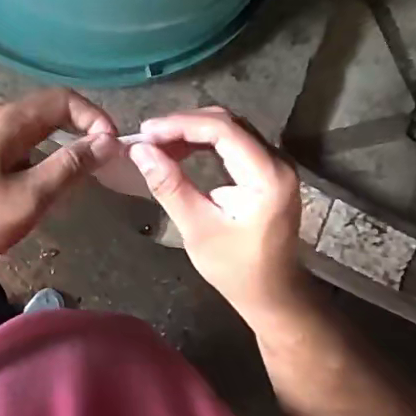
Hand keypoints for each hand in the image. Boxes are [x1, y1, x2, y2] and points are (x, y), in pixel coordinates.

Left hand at [0, 88, 120, 271]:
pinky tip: (57, 173)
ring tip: (89, 164)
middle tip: (107, 155)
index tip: (113, 146)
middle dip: (84, 126)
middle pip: (51, 107)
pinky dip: (48, 149)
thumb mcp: (31, 196)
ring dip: (67, 138)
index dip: (94, 117)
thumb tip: (109, 142)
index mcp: (6, 120)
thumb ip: (71, 165)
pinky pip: (26, 139)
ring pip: (39, 124)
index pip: (63, 99)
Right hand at [126, 107, 303, 315]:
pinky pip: (233, 142)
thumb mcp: (197, 228)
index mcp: (266, 176)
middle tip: (146, 137)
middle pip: (227, 123)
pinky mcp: (266, 170)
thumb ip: (169, 186)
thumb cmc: (235, 267)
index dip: (180, 125)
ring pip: (229, 129)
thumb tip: (139, 150)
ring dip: (191, 131)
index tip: (146, 133)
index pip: (222, 130)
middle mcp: (276, 161)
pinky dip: (202, 142)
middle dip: (183, 125)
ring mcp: (274, 164)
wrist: (271, 292)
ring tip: (157, 143)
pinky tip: (178, 151)